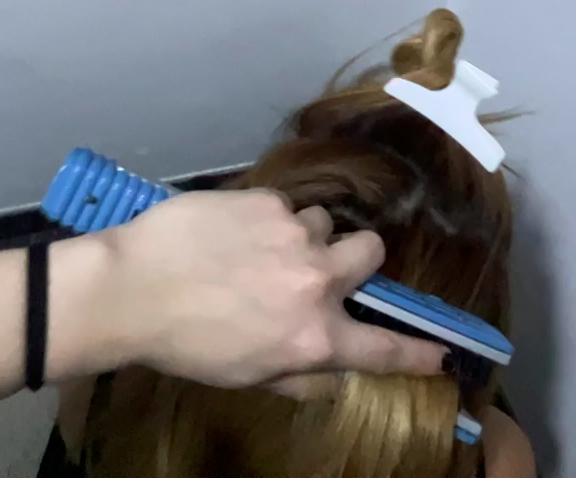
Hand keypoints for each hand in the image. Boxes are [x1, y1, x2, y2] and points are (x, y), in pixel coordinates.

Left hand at [96, 190, 445, 387]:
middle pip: (371, 251)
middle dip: (356, 255)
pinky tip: (232, 231)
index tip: (442, 352)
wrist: (134, 287)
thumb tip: (334, 373)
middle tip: (321, 265)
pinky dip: (268, 219)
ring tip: (259, 248)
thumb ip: (301, 375)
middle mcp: (315, 281)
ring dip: (304, 235)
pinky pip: (285, 206)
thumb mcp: (249, 376)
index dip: (416, 351)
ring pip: (323, 222)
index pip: (381, 347)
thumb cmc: (188, 344)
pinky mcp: (268, 200)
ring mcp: (295, 234)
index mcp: (314, 336)